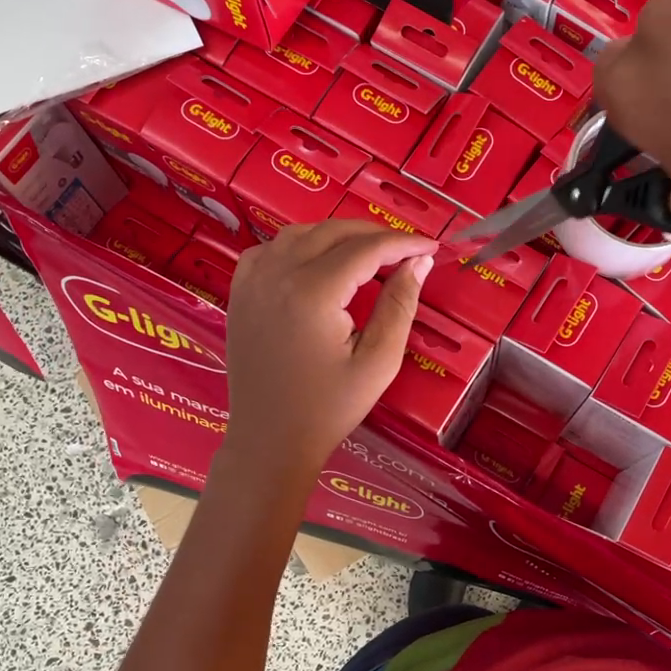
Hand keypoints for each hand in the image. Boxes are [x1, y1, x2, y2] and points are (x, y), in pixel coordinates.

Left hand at [221, 221, 436, 479]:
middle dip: (375, 235)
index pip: (365, 249)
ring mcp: (252, 280)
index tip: (430, 247)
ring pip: (301, 233)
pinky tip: (319, 262)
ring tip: (370, 254)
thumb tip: (418, 263)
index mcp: (313, 293)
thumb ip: (400, 306)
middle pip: (333, 232)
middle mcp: (277, 274)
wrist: (270, 439)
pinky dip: (301, 245)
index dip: (402, 243)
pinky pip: (272, 248)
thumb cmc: (328, 408)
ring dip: (338, 235)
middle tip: (406, 251)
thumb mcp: (378, 362)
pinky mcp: (240, 292)